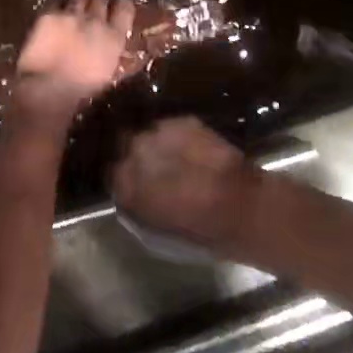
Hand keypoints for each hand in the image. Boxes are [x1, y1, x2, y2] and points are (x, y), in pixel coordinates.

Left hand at [15, 0, 133, 113]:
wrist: (48, 90)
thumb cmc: (80, 90)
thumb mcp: (106, 71)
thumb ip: (111, 51)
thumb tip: (111, 42)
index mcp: (113, 37)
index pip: (125, 7)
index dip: (121, 5)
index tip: (116, 8)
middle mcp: (96, 20)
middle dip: (97, 3)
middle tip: (91, 12)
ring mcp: (72, 16)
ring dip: (78, 3)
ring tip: (72, 11)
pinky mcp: (50, 15)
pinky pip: (58, 3)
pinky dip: (58, 8)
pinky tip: (55, 17)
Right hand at [111, 117, 263, 248]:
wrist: (242, 209)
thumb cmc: (199, 233)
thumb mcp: (154, 232)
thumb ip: (133, 206)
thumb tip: (124, 192)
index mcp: (127, 184)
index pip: (110, 171)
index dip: (119, 175)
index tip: (125, 180)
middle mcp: (137, 151)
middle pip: (124, 144)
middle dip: (132, 153)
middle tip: (147, 166)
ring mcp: (161, 131)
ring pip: (147, 132)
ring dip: (153, 142)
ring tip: (167, 154)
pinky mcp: (185, 120)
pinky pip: (169, 126)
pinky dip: (174, 136)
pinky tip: (185, 148)